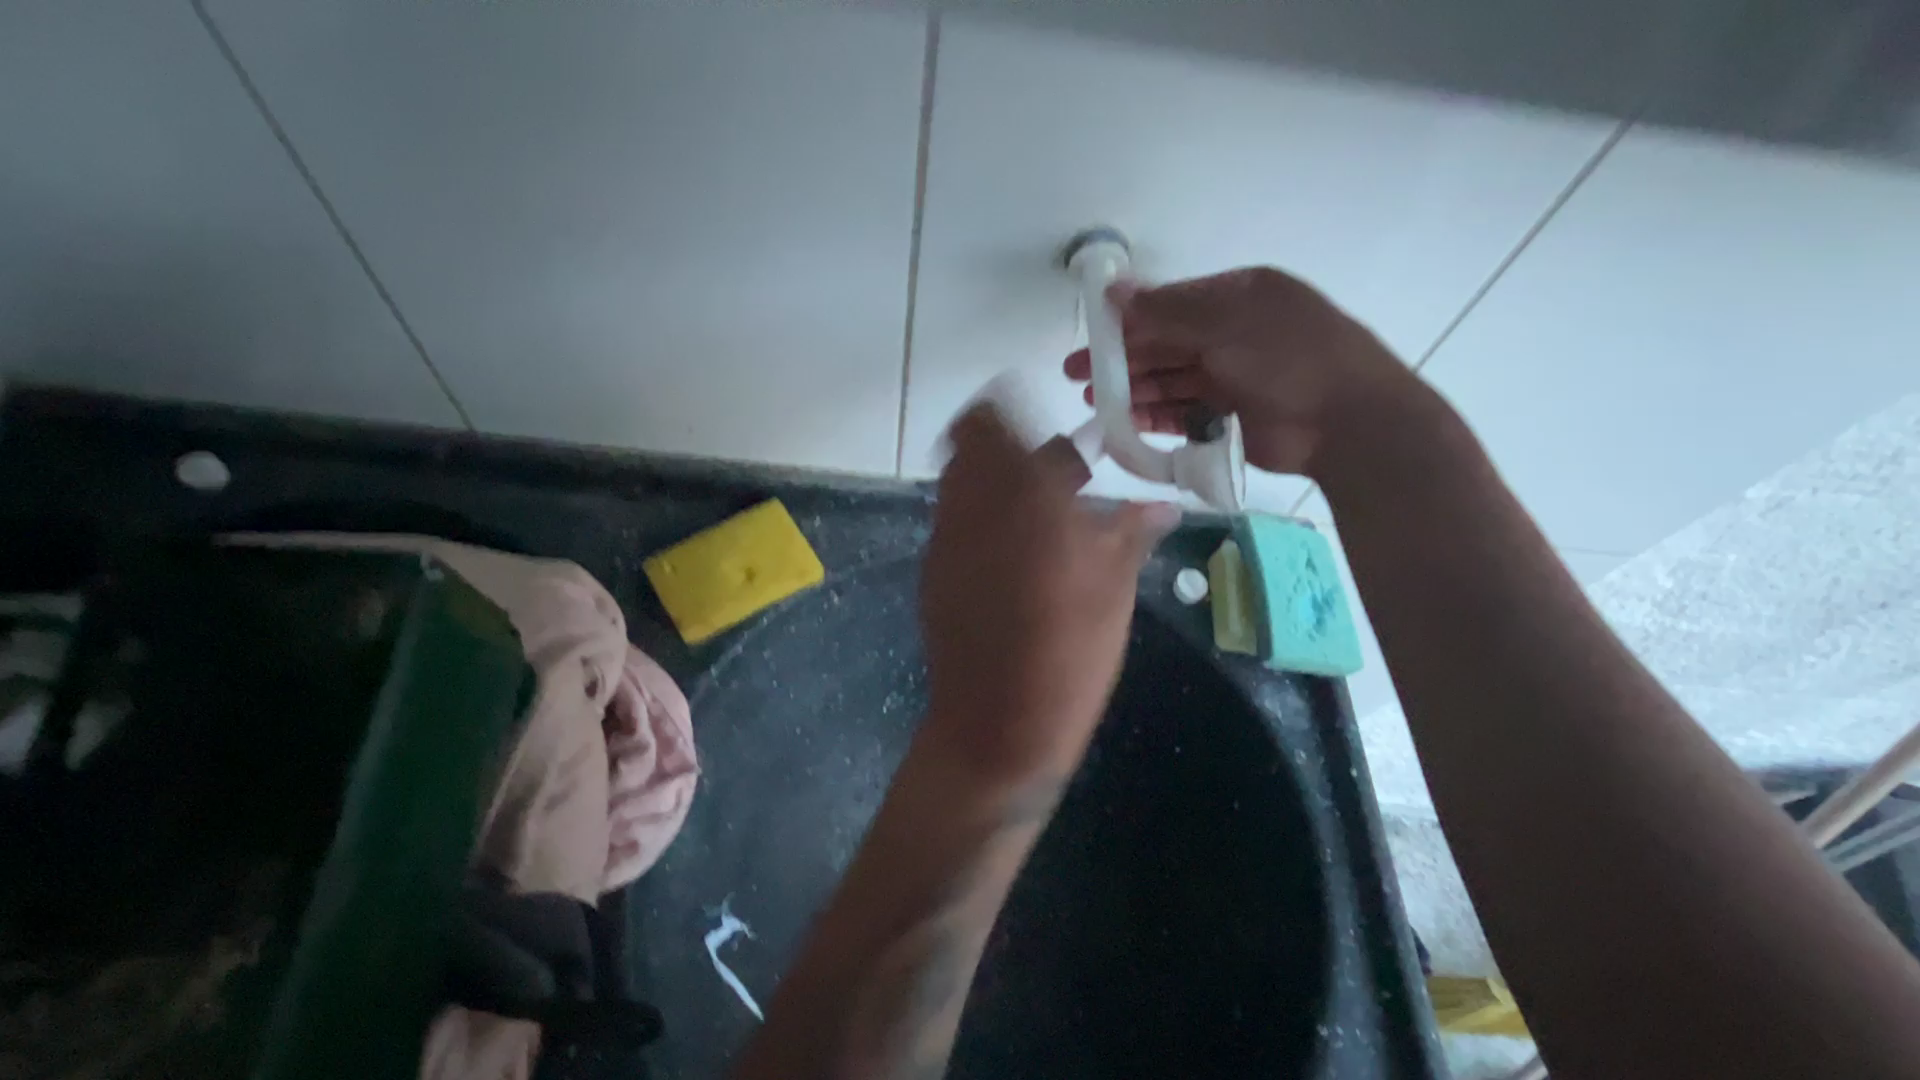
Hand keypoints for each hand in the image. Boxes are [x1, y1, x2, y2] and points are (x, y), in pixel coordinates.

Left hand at [920, 403, 1179, 782]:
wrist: (997, 721)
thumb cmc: (1069, 649)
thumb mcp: (1114, 586)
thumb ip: (1131, 531)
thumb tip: (1161, 505)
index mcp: (1021, 492)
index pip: (997, 419)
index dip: (1017, 412)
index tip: (1051, 432)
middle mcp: (971, 502)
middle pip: (969, 442)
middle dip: (1005, 444)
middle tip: (1051, 475)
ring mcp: (944, 537)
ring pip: (957, 481)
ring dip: (989, 481)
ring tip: (1035, 516)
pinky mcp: (931, 571)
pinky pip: (952, 522)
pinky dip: (977, 520)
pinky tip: (1010, 559)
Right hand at [1063, 266, 1412, 477]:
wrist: (1348, 421)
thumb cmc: (1289, 356)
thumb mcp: (1226, 321)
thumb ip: (1166, 309)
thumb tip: (1113, 290)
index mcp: (1238, 298)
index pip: (1171, 305)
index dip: (1128, 320)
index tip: (1091, 336)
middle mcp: (1233, 334)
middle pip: (1166, 344)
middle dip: (1122, 359)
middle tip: (1078, 376)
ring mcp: (1234, 377)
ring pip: (1172, 381)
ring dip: (1134, 390)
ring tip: (1094, 404)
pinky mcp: (1233, 417)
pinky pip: (1185, 413)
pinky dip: (1157, 417)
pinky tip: (1127, 424)